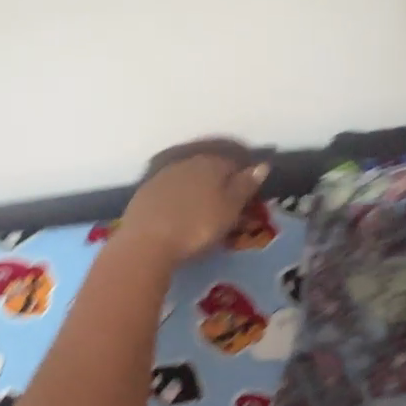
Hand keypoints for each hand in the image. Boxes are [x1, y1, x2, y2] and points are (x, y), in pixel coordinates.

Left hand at [116, 145, 269, 264]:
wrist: (146, 242)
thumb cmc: (197, 227)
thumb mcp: (229, 209)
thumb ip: (245, 186)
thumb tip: (262, 165)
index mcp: (210, 164)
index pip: (233, 164)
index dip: (242, 180)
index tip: (246, 201)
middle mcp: (185, 163)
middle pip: (208, 170)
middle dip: (218, 186)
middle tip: (223, 211)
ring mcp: (161, 177)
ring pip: (186, 180)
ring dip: (196, 193)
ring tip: (200, 215)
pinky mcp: (144, 193)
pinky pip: (168, 193)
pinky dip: (176, 201)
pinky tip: (177, 217)